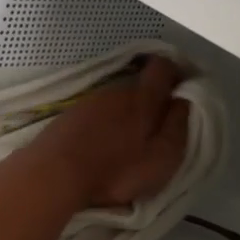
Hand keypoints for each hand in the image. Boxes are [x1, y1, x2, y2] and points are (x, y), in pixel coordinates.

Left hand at [27, 56, 190, 208]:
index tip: (183, 89)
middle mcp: (116, 91)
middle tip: (157, 127)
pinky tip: (103, 143)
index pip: (163, 67)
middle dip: (153, 100)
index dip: (176, 73)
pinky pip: (98, 111)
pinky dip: (106, 123)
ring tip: (128, 141)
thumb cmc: (115, 169)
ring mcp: (91, 101)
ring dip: (127, 114)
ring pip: (118, 99)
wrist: (55, 172)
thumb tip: (185, 100)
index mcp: (142, 99)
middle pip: (141, 85)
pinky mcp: (72, 113)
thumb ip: (177, 127)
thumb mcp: (160, 158)